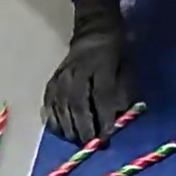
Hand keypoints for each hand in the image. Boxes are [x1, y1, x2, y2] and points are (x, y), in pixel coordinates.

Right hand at [42, 0, 134, 144]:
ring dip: (71, 131)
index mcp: (99, 64)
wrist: (93, 30)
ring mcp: (60, 81)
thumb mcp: (126, 66)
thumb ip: (122, 92)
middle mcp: (75, 73)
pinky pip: (50, 112)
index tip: (106, 137)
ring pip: (63, 113)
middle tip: (92, 145)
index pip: (101, 96)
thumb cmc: (114, 51)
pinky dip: (56, 125)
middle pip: (78, 107)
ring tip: (79, 141)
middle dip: (86, 129)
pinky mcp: (50, 88)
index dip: (103, 118)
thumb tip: (117, 119)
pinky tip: (64, 132)